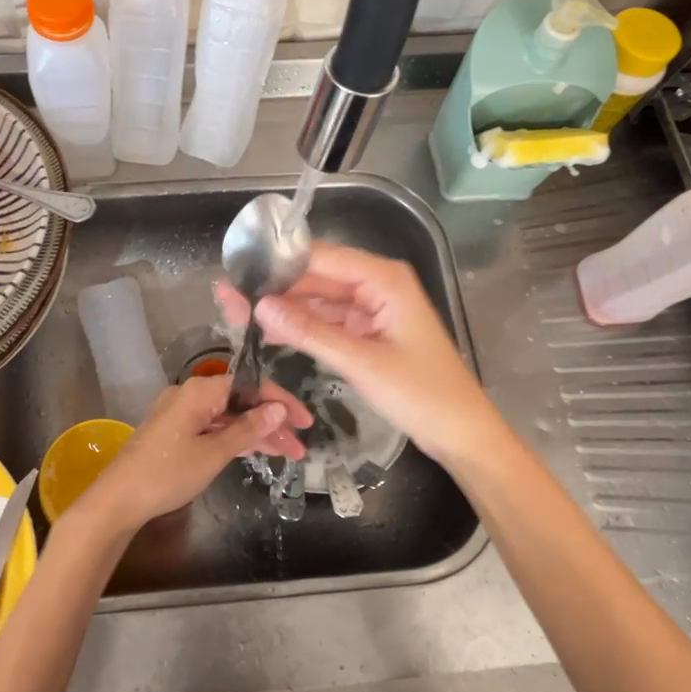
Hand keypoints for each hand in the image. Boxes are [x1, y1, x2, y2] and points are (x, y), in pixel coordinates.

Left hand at [75, 375, 311, 531]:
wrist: (119, 499)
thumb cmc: (168, 474)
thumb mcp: (214, 453)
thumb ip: (248, 429)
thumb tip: (278, 408)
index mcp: (200, 391)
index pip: (250, 384)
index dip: (280, 401)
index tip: (305, 421)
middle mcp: (190, 394)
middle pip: (240, 400)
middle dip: (272, 421)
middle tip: (299, 446)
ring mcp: (181, 413)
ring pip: (228, 416)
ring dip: (256, 433)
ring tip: (287, 454)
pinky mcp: (175, 431)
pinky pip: (213, 427)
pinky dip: (234, 438)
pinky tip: (256, 452)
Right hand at [216, 240, 502, 466]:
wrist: (462, 433)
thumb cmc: (422, 394)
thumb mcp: (361, 364)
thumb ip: (309, 333)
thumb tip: (260, 307)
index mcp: (383, 278)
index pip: (320, 258)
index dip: (278, 264)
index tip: (238, 271)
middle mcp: (377, 283)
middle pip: (316, 277)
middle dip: (275, 287)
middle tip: (228, 297)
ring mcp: (373, 307)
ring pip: (318, 299)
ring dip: (283, 308)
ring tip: (237, 312)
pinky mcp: (369, 331)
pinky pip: (328, 320)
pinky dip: (301, 327)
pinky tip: (268, 332)